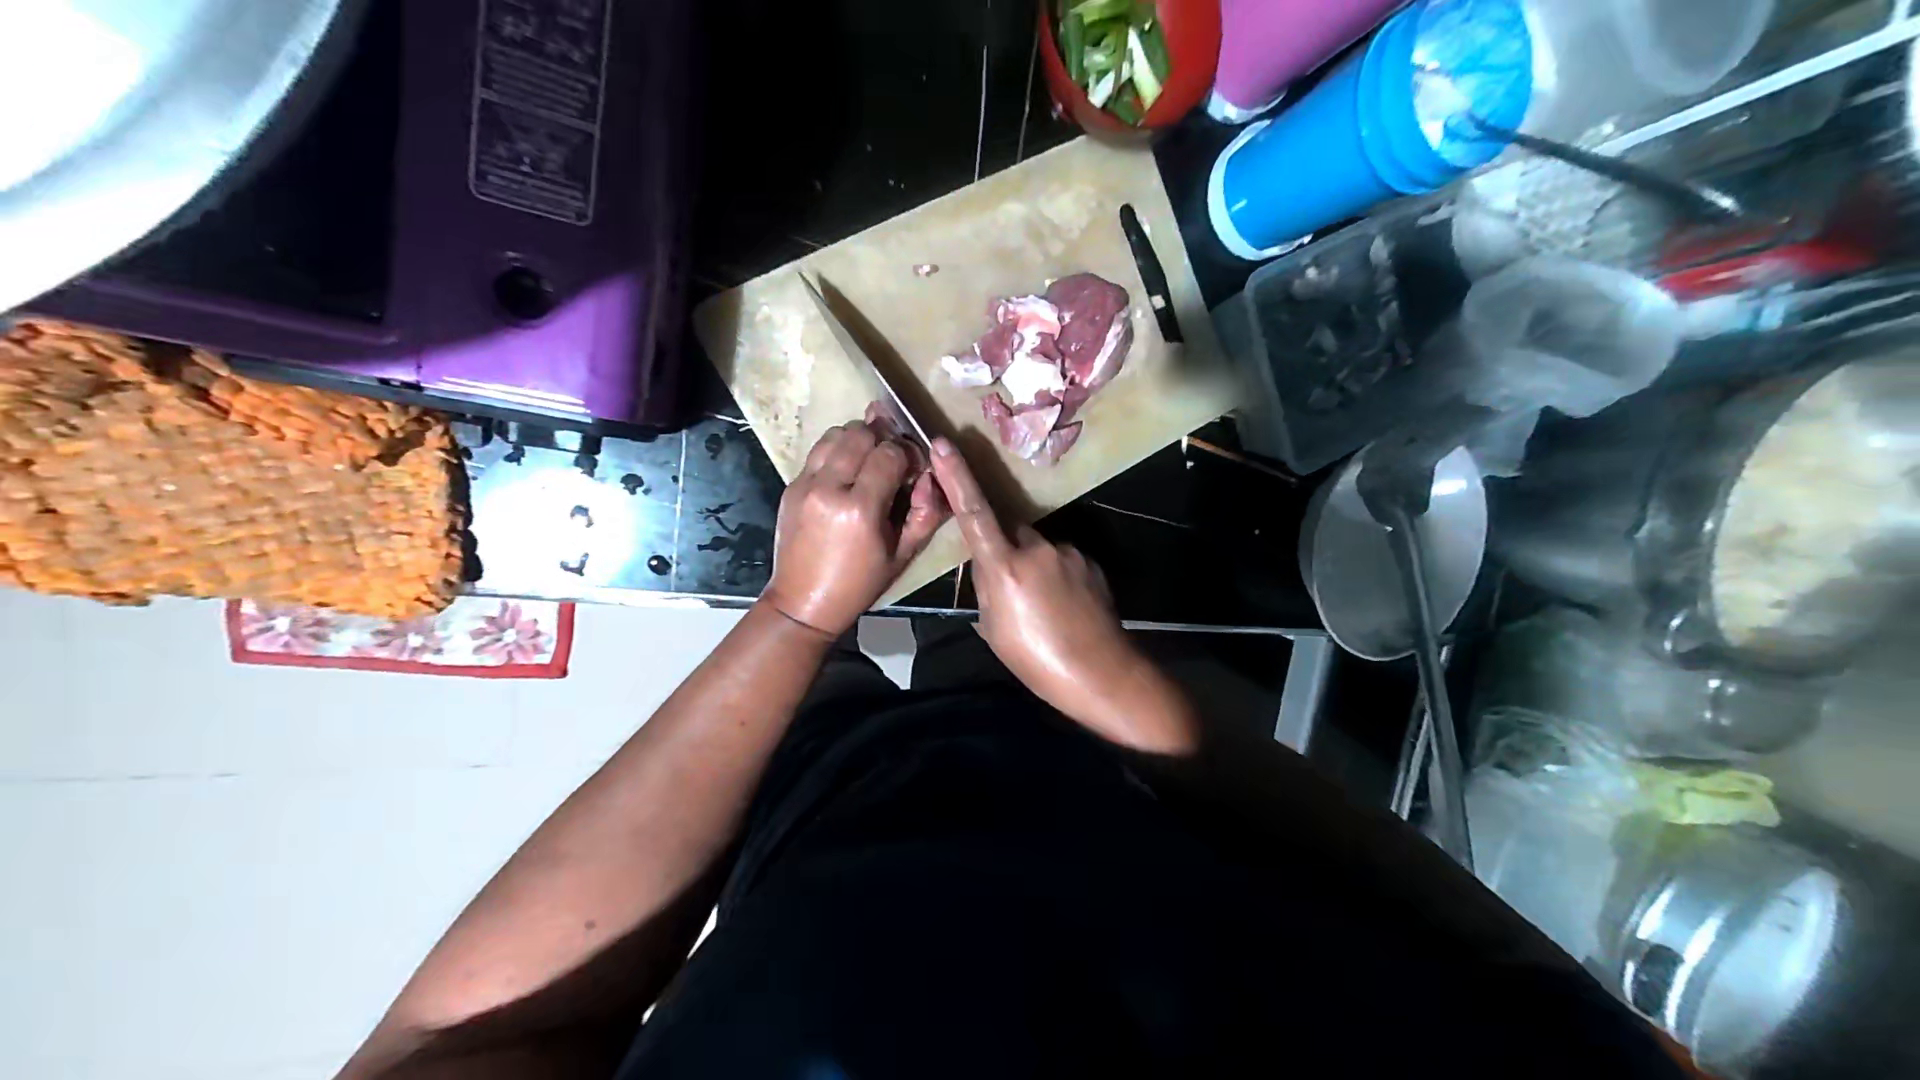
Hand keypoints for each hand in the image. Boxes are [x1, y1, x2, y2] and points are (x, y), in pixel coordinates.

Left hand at [763, 418, 947, 637]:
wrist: (803, 602)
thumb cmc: (859, 584)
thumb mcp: (903, 555)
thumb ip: (925, 512)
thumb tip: (930, 475)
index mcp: (859, 509)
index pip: (889, 453)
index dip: (908, 454)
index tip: (914, 469)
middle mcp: (828, 488)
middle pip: (861, 434)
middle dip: (883, 440)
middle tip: (892, 459)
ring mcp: (804, 484)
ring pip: (836, 434)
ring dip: (858, 440)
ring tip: (868, 460)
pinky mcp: (791, 486)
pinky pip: (818, 451)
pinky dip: (837, 452)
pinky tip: (847, 472)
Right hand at [928, 437, 1195, 751]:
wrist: (1100, 673)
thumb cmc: (1035, 659)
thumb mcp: (993, 627)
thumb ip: (987, 586)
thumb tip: (988, 567)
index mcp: (1005, 567)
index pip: (974, 513)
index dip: (956, 478)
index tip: (942, 445)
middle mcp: (1037, 549)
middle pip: (1010, 533)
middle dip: (1004, 551)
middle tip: (1009, 592)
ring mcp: (1068, 553)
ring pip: (1037, 549)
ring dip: (1032, 568)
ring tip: (1041, 609)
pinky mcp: (1090, 561)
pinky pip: (1061, 559)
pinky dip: (1055, 576)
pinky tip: (1062, 607)